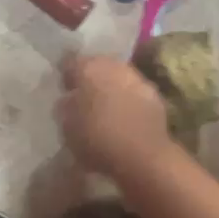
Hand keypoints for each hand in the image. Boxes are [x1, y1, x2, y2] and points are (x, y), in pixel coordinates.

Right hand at [55, 53, 182, 179]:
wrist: (143, 156)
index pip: (69, 62)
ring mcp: (137, 78)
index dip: (65, 75)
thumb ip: (65, 107)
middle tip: (83, 98)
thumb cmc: (96, 138)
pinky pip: (134, 93)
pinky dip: (128, 101)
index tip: (63, 89)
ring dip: (111, 88)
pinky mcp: (155, 96)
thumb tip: (69, 99)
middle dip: (90, 79)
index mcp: (87, 67)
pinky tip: (124, 118)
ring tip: (105, 109)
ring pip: (118, 77)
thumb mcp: (66, 126)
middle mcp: (113, 65)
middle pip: (97, 66)